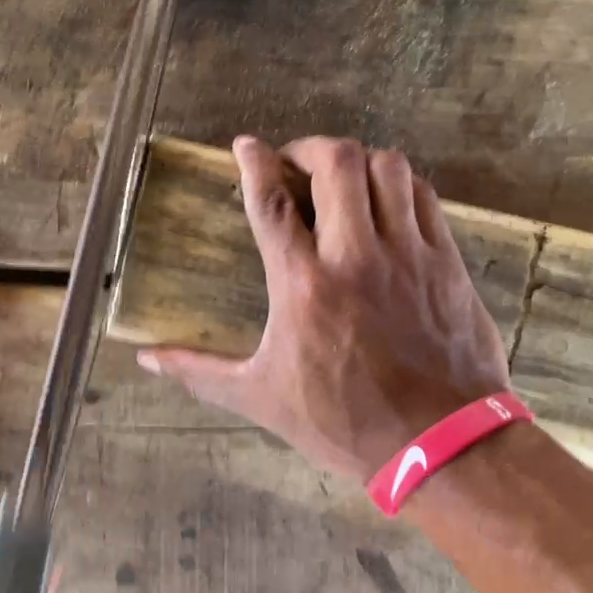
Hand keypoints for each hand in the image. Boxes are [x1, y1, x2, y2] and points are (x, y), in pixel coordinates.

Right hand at [136, 136, 510, 480]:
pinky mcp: (447, 262)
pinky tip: (385, 203)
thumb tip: (146, 360)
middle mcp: (355, 256)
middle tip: (295, 165)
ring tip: (342, 180)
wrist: (443, 447)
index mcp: (302, 285)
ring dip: (358, 161)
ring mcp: (407, 254)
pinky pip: (424, 196)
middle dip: (309, 149)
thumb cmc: (343, 421)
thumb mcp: (260, 398)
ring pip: (387, 168)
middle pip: (336, 163)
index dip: (255, 162)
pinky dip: (399, 185)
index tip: (244, 145)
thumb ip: (198, 371)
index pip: (272, 202)